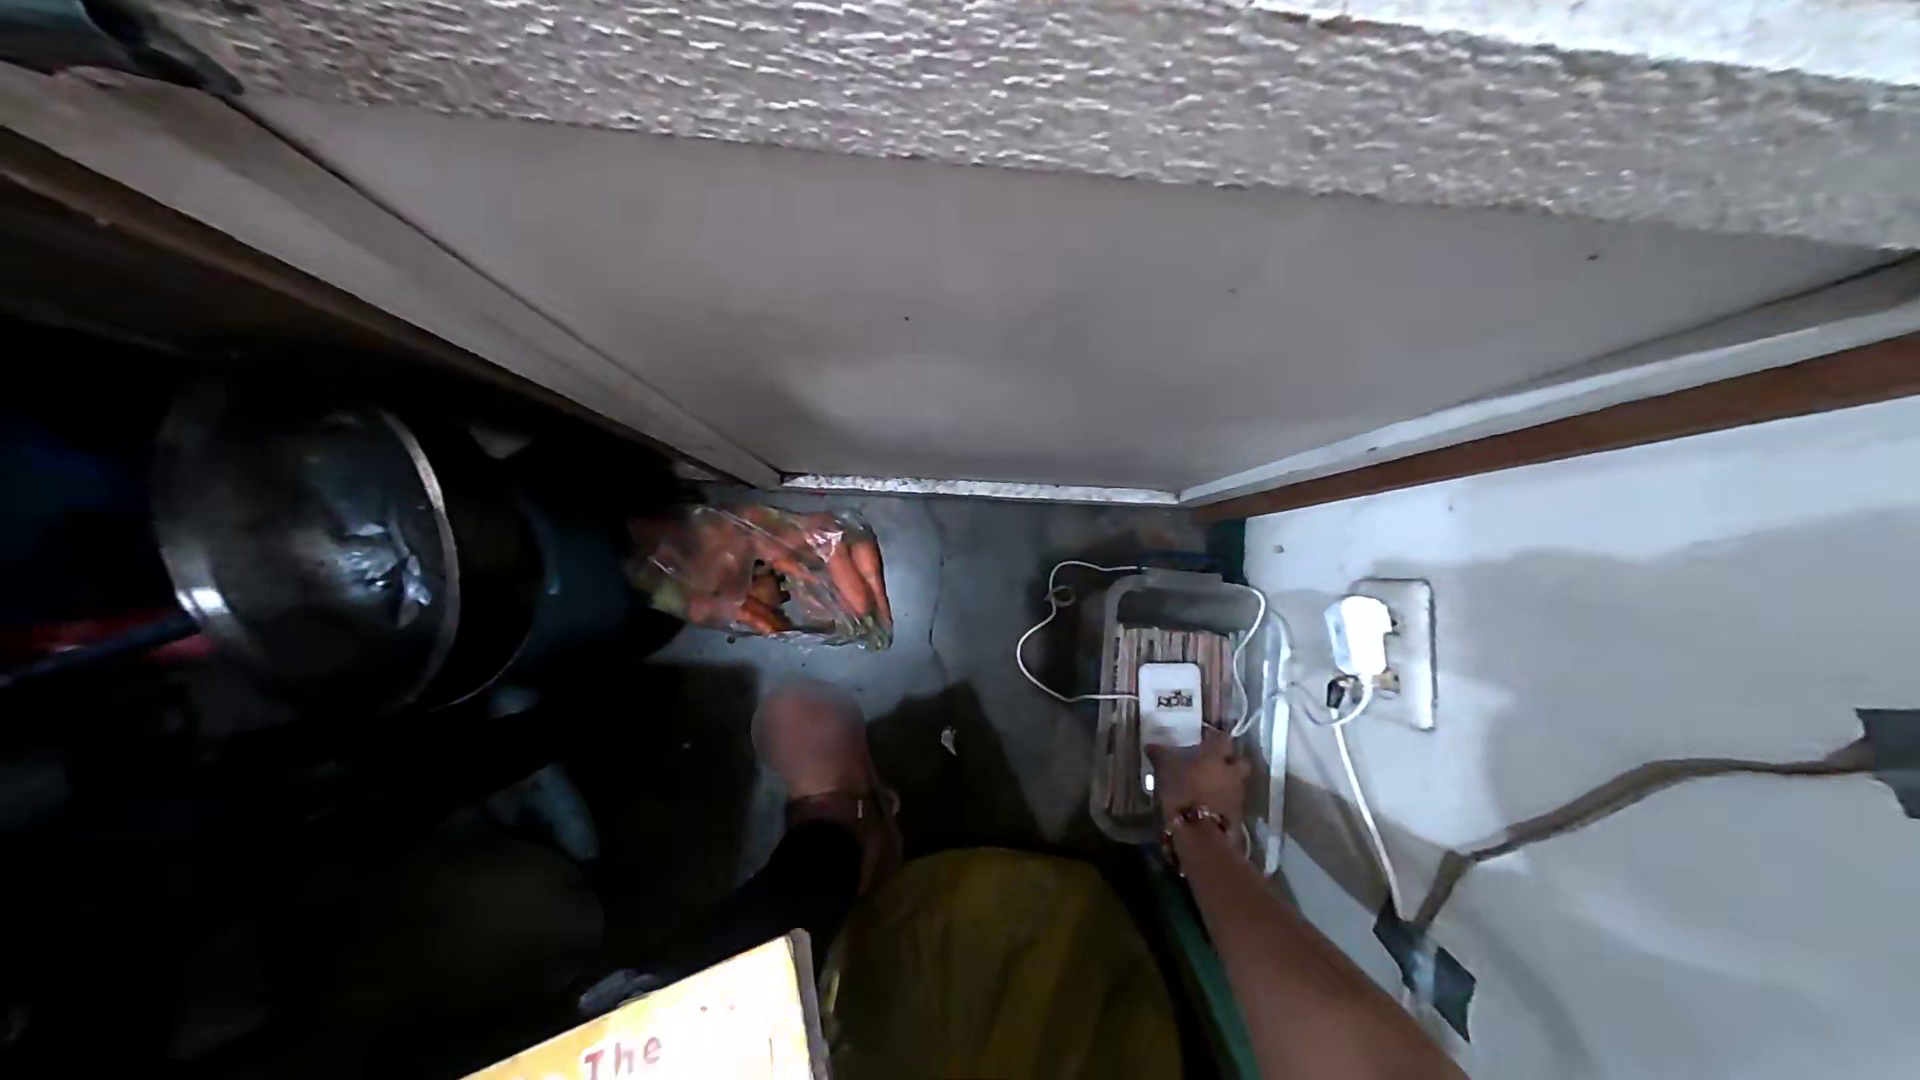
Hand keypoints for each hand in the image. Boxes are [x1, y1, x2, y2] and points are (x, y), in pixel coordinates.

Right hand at [1147, 728, 1250, 827]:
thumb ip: (1159, 753)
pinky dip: (1224, 799)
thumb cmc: (1180, 789)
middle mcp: (1231, 770)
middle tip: (1215, 762)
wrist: (1197, 829)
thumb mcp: (1163, 767)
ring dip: (1228, 781)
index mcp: (1215, 754)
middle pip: (1239, 760)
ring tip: (1210, 785)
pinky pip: (1233, 800)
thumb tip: (1151, 745)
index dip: (1214, 738)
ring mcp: (1237, 793)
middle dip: (1230, 760)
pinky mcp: (1237, 813)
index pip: (1222, 738)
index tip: (1203, 738)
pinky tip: (1210, 802)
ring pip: (1237, 781)